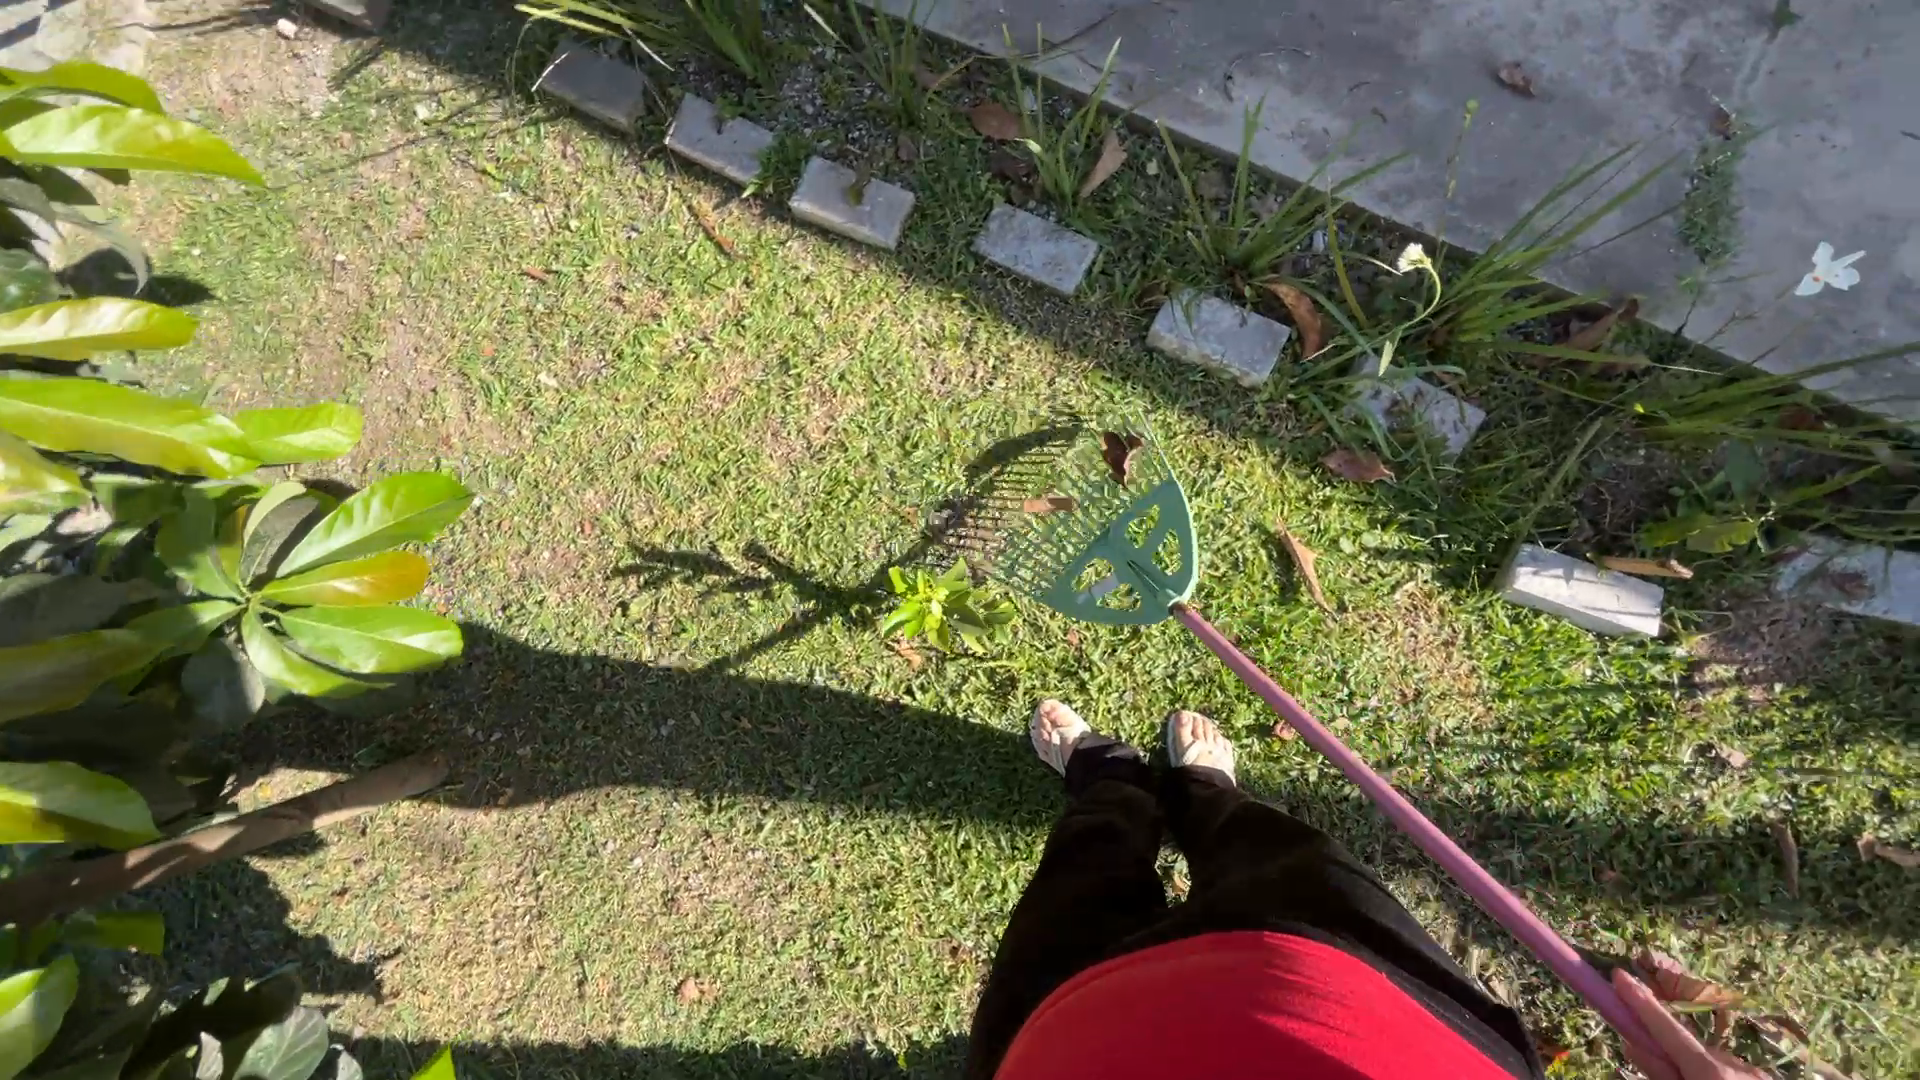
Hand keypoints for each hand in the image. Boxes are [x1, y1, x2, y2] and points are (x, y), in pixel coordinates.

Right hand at [1612, 969, 1767, 1079]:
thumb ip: (1661, 1075)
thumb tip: (1633, 1046)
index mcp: (1713, 1075)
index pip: (1669, 1030)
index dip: (1642, 1003)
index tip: (1620, 976)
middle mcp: (1741, 1070)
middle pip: (1693, 1050)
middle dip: (1673, 1055)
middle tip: (1655, 1066)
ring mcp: (1761, 1078)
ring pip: (1717, 1064)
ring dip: (1700, 1072)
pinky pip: (1737, 1076)